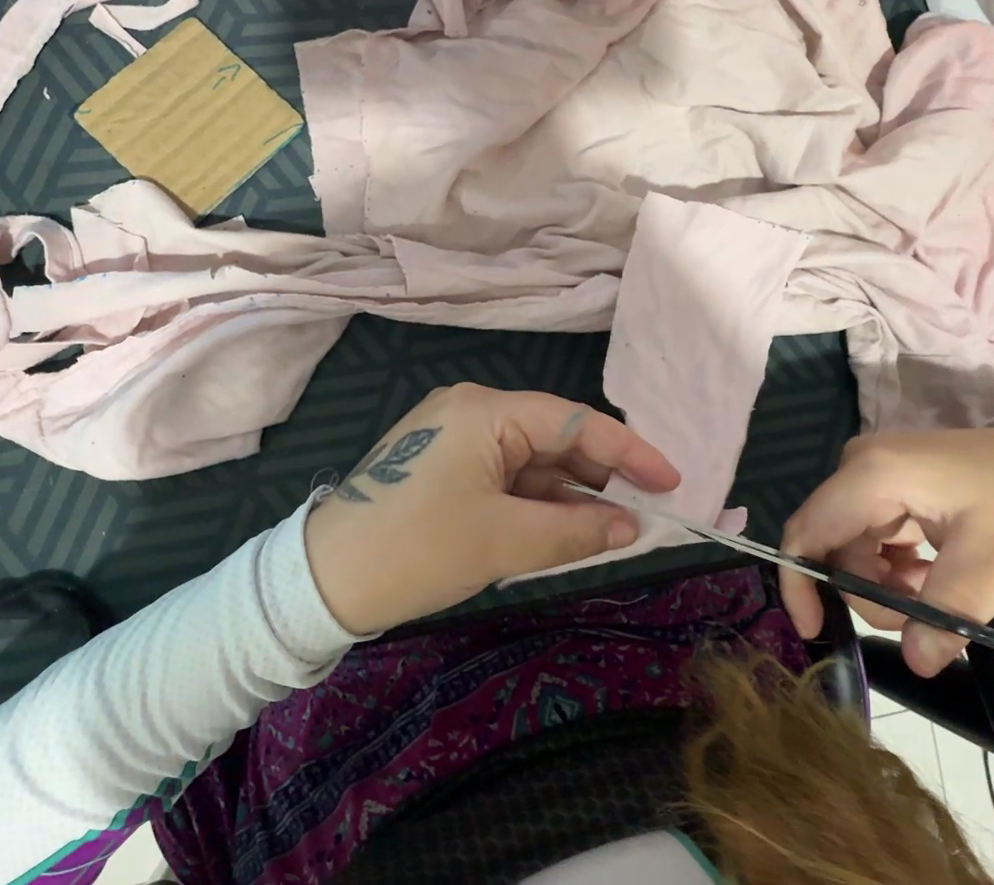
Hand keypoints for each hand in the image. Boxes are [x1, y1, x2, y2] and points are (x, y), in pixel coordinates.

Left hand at [303, 384, 680, 634]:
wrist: (322, 582)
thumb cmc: (417, 551)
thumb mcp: (504, 542)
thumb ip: (576, 531)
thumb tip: (631, 528)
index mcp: (484, 411)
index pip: (575, 422)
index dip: (629, 453)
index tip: (671, 484)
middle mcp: (470, 410)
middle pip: (554, 438)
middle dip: (598, 478)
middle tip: (643, 516)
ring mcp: (452, 437)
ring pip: (530, 462)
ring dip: (567, 497)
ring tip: (608, 532)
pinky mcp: (440, 465)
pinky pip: (504, 477)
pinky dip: (535, 504)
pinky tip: (561, 530)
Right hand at [780, 426, 993, 676]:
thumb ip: (950, 611)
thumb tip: (918, 662)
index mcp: (872, 475)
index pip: (807, 532)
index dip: (800, 584)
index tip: (816, 631)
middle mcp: (859, 470)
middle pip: (832, 548)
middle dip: (868, 593)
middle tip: (922, 619)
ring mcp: (872, 477)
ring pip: (851, 550)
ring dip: (886, 585)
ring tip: (938, 594)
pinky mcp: (887, 489)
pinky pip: (871, 541)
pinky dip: (895, 571)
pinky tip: (932, 577)